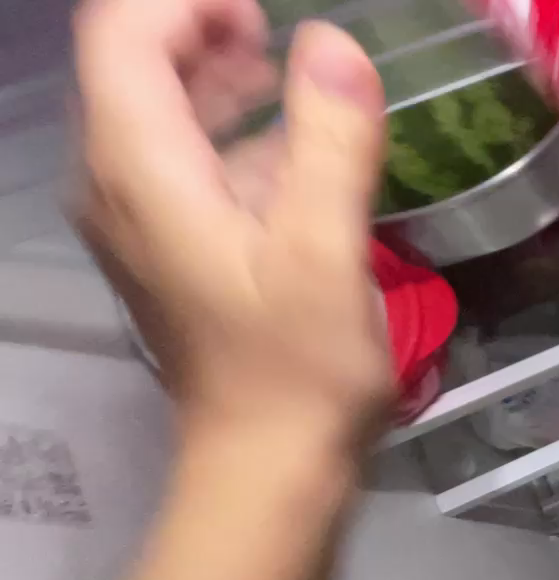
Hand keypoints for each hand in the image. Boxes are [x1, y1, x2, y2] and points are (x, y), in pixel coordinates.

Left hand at [72, 0, 392, 458]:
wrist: (273, 458)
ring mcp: (151, 228)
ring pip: (171, 128)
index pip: (125, 37)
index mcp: (143, 169)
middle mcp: (123, 185)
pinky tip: (296, 160)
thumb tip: (338, 44)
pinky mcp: (186, 262)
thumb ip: (330, 145)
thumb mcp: (325, 251)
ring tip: (291, 72)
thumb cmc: (301, 363)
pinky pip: (198, 177)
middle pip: (137, 75)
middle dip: (200, 32)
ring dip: (223, 90)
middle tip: (277, 22)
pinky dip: (241, 148)